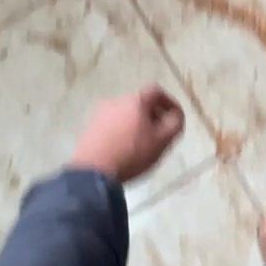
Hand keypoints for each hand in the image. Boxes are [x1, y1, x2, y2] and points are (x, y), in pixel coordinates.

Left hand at [68, 85, 185, 183]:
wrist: (92, 173)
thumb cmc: (131, 154)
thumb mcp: (162, 141)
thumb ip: (175, 124)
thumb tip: (176, 116)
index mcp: (135, 100)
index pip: (157, 91)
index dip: (169, 102)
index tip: (174, 118)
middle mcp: (116, 100)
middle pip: (140, 102)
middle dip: (153, 115)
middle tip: (159, 132)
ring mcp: (100, 113)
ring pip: (125, 113)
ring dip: (136, 123)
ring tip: (140, 143)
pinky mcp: (89, 127)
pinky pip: (111, 124)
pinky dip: (121, 131)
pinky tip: (123, 148)